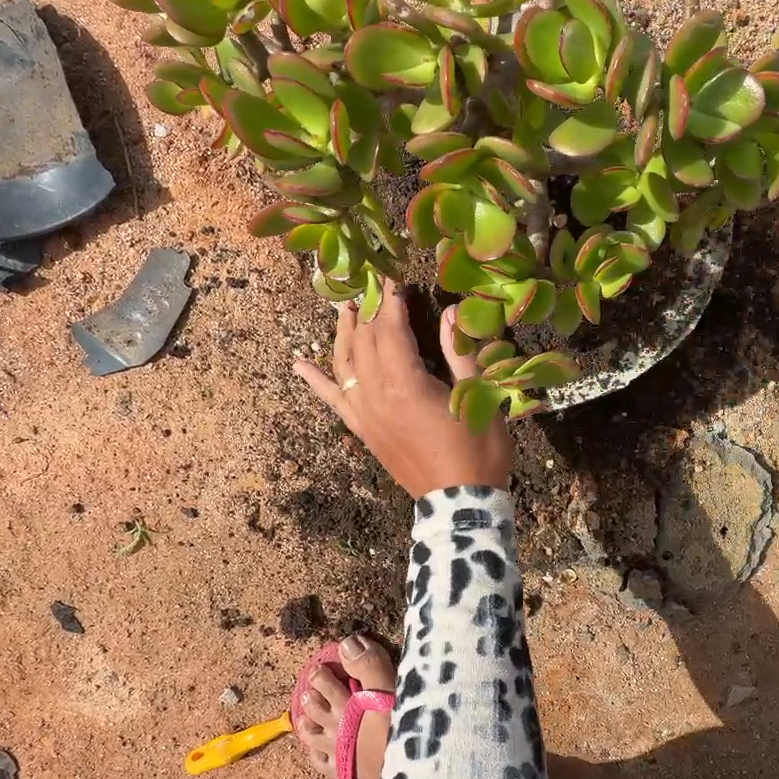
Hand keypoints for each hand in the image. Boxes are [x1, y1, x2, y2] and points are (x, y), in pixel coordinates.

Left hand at [294, 278, 512, 498]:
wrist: (460, 501)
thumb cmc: (478, 450)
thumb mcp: (478, 398)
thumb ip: (460, 354)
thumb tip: (452, 312)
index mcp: (405, 384)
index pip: (391, 329)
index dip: (391, 301)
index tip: (394, 278)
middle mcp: (375, 394)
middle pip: (365, 341)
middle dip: (369, 310)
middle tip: (372, 284)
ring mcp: (364, 413)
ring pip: (344, 363)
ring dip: (343, 333)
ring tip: (345, 307)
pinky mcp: (362, 430)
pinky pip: (333, 400)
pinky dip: (315, 381)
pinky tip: (299, 365)